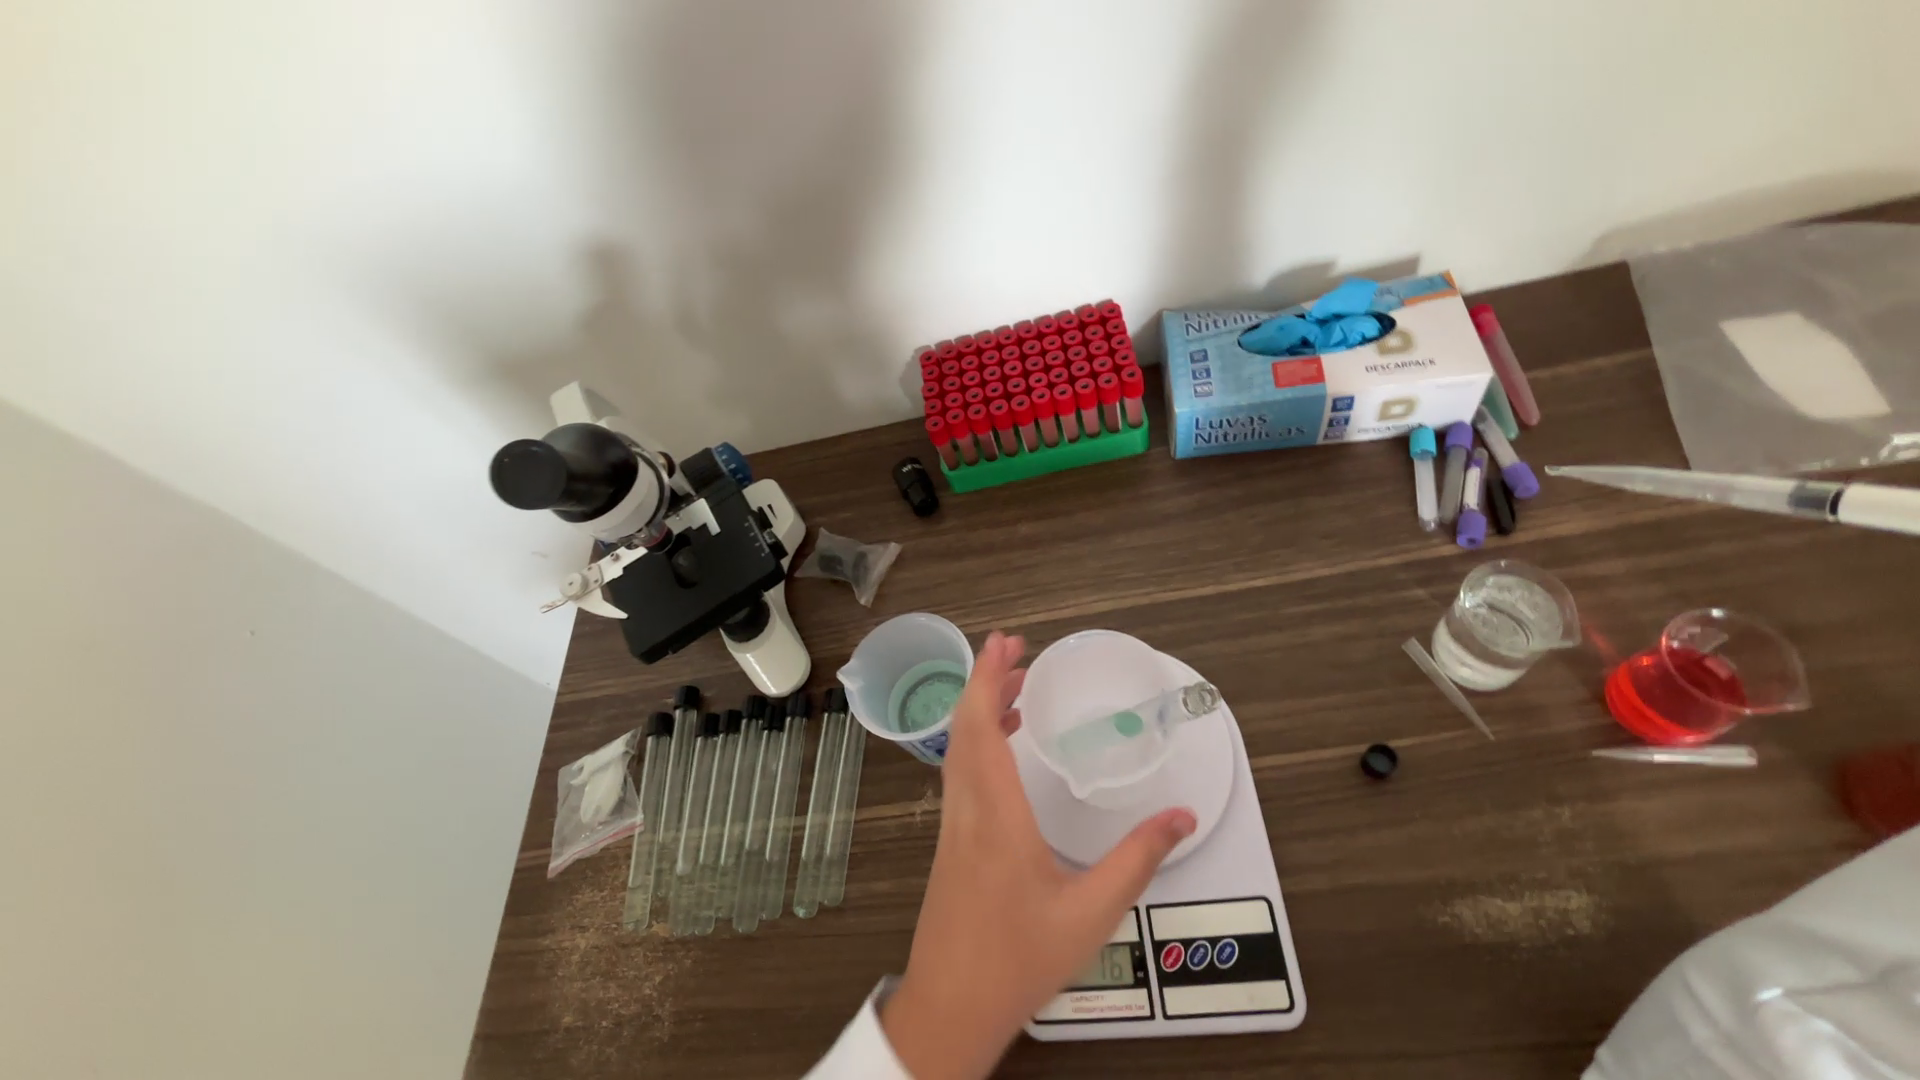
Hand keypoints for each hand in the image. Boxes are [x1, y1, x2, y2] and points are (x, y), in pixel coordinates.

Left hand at [881, 632, 1196, 1079]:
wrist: (952, 1005)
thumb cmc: (1016, 960)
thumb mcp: (1092, 913)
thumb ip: (1138, 860)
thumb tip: (1179, 818)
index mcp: (995, 816)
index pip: (980, 727)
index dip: (986, 677)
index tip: (1003, 642)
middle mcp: (966, 811)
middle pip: (964, 728)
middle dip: (986, 681)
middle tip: (1017, 654)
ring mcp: (953, 826)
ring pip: (957, 750)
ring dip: (981, 712)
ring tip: (1016, 693)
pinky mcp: (952, 842)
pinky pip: (960, 774)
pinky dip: (978, 744)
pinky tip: (1006, 754)